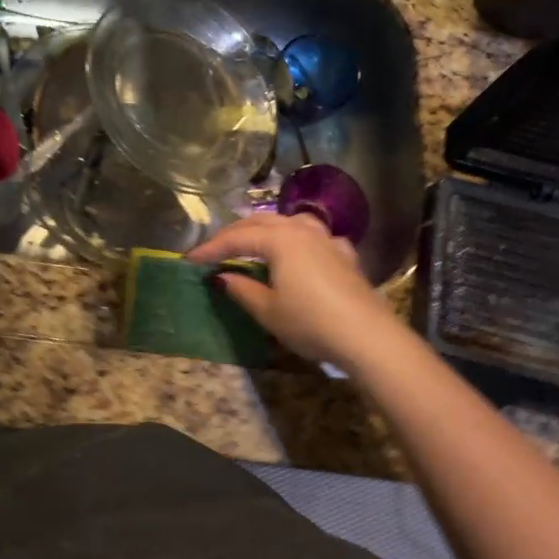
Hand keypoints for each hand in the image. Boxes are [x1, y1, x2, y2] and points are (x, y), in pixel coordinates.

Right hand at [187, 212, 395, 369]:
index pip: (236, 238)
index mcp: (279, 239)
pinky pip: (315, 236)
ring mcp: (327, 239)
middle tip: (214, 249)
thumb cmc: (311, 322)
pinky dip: (299, 239)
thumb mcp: (269, 311)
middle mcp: (301, 229)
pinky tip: (302, 250)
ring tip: (254, 240)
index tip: (190, 259)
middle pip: (260, 223)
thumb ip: (242, 289)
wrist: (368, 336)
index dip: (211, 248)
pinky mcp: (345, 255)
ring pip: (289, 222)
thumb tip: (221, 277)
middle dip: (234, 233)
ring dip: (266, 228)